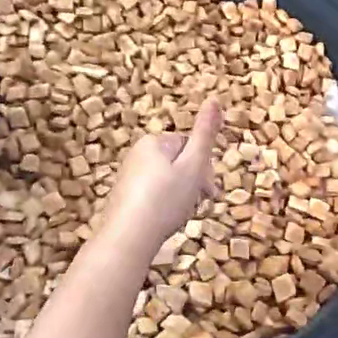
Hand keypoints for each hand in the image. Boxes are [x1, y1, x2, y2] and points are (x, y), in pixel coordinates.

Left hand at [100, 98, 221, 248]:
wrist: (127, 238)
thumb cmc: (165, 199)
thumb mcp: (192, 165)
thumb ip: (205, 134)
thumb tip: (214, 99)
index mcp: (153, 142)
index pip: (190, 145)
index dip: (204, 167)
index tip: (210, 190)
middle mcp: (137, 154)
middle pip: (178, 162)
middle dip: (193, 182)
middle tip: (199, 204)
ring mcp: (128, 176)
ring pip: (166, 180)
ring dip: (180, 195)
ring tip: (180, 214)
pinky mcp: (123, 198)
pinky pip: (152, 194)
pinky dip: (163, 205)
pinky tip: (165, 221)